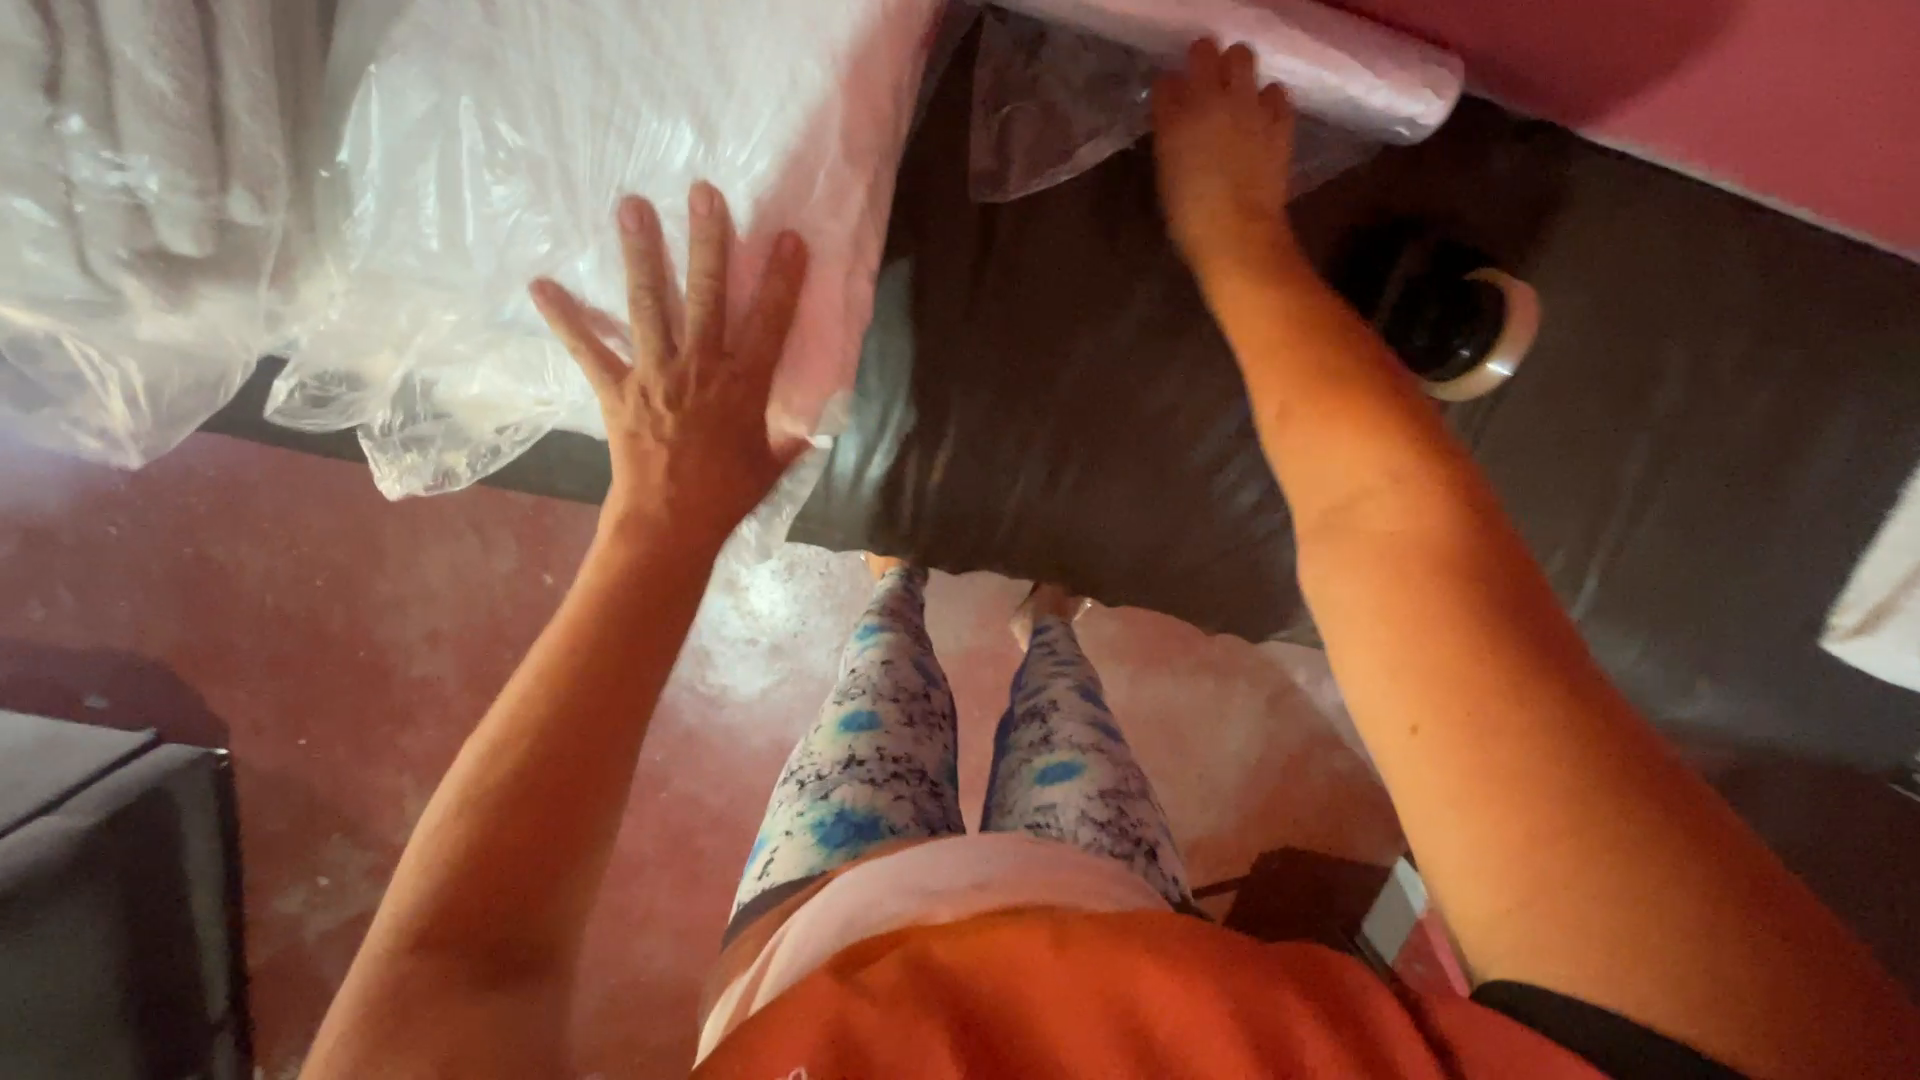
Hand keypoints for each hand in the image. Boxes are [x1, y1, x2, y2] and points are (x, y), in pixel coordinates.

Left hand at [530, 183, 809, 551]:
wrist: (669, 525)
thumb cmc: (727, 497)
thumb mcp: (772, 466)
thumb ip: (792, 437)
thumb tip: (814, 422)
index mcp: (743, 384)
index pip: (770, 321)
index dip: (783, 278)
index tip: (789, 238)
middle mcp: (699, 367)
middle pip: (707, 294)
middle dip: (708, 242)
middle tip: (703, 193)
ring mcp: (653, 374)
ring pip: (649, 304)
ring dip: (641, 254)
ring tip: (632, 206)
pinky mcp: (616, 390)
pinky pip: (588, 350)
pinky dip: (565, 320)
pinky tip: (541, 286)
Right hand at [1152, 39, 1300, 281]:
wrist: (1237, 235)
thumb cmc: (1190, 218)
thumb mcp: (1167, 176)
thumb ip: (1171, 139)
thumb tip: (1178, 122)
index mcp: (1173, 119)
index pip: (1166, 81)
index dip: (1170, 89)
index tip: (1171, 102)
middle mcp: (1210, 100)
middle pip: (1206, 51)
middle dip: (1205, 63)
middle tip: (1205, 85)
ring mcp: (1248, 105)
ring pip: (1243, 58)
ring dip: (1237, 72)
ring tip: (1236, 96)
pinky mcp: (1279, 118)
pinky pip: (1275, 91)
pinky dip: (1268, 100)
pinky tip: (1261, 118)